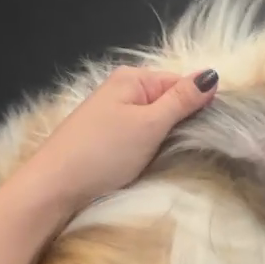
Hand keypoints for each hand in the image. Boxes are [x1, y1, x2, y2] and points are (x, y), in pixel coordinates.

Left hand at [11, 67, 218, 212]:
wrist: (52, 189)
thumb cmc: (103, 152)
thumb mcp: (150, 124)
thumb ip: (182, 99)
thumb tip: (212, 74)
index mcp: (133, 77)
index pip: (181, 82)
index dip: (198, 104)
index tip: (213, 129)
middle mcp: (122, 89)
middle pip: (168, 100)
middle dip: (182, 122)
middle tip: (196, 146)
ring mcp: (112, 114)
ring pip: (156, 121)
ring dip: (167, 138)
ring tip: (177, 156)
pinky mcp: (105, 138)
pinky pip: (140, 135)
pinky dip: (150, 147)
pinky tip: (153, 161)